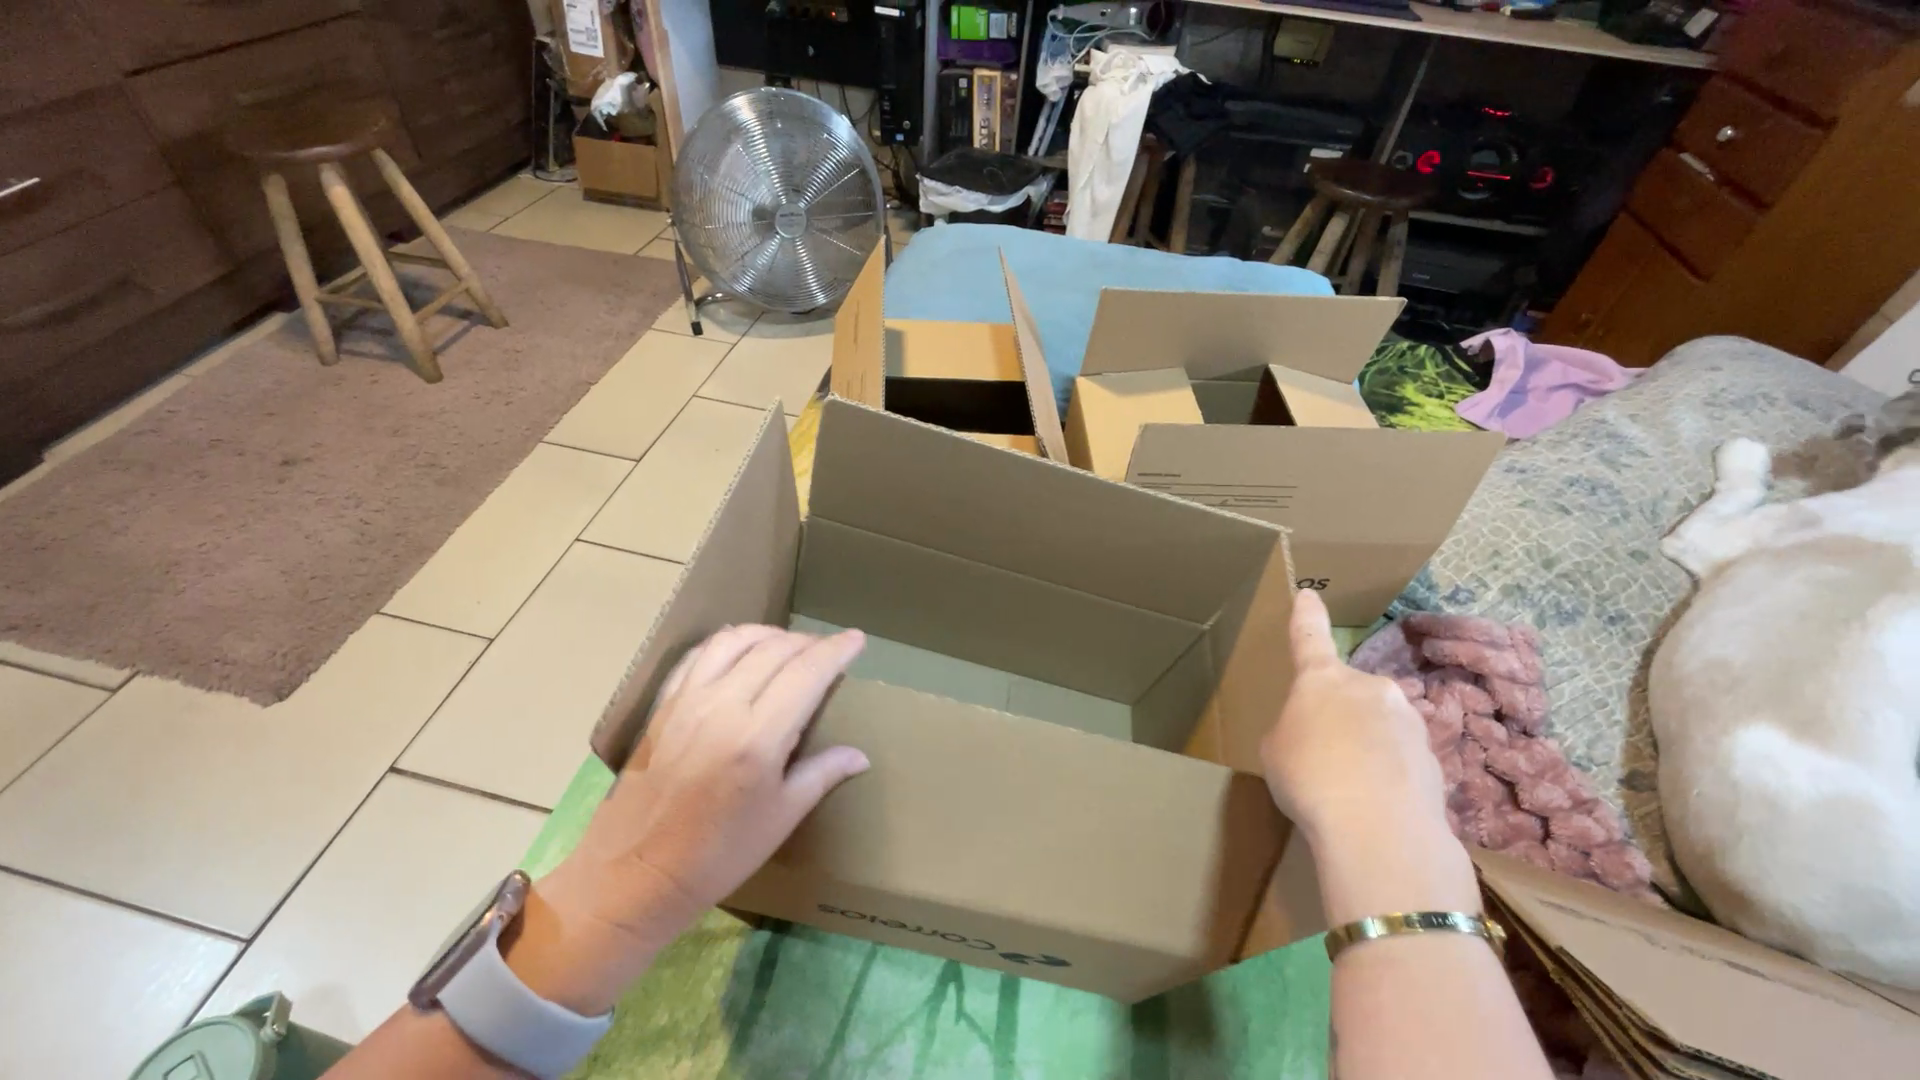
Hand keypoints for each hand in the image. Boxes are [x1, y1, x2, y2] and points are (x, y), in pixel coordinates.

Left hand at [504, 625, 869, 1013]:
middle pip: (774, 649)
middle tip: (830, 650)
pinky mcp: (663, 706)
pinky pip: (699, 655)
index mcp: (759, 737)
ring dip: (769, 634)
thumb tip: (860, 755)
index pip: (807, 671)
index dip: (837, 650)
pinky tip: (740, 651)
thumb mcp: (782, 818)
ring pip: (735, 640)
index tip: (857, 639)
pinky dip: (728, 642)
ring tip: (789, 645)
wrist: (635, 875)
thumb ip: (822, 774)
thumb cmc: (718, 855)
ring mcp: (688, 701)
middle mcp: (723, 706)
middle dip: (809, 642)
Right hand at [1261, 591, 1475, 922]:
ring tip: (1347, 791)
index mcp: (1322, 680)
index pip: (1309, 638)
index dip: (1306, 616)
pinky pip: (1400, 762)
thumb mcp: (1277, 750)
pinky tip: (1375, 808)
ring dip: (1364, 750)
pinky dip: (1387, 778)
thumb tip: (1320, 736)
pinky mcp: (1434, 759)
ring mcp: (1408, 722)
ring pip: (1378, 729)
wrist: (1378, 828)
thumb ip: (1295, 729)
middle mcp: (1371, 688)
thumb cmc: (1309, 777)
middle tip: (1321, 757)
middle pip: (1350, 695)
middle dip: (1339, 718)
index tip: (1309, 594)